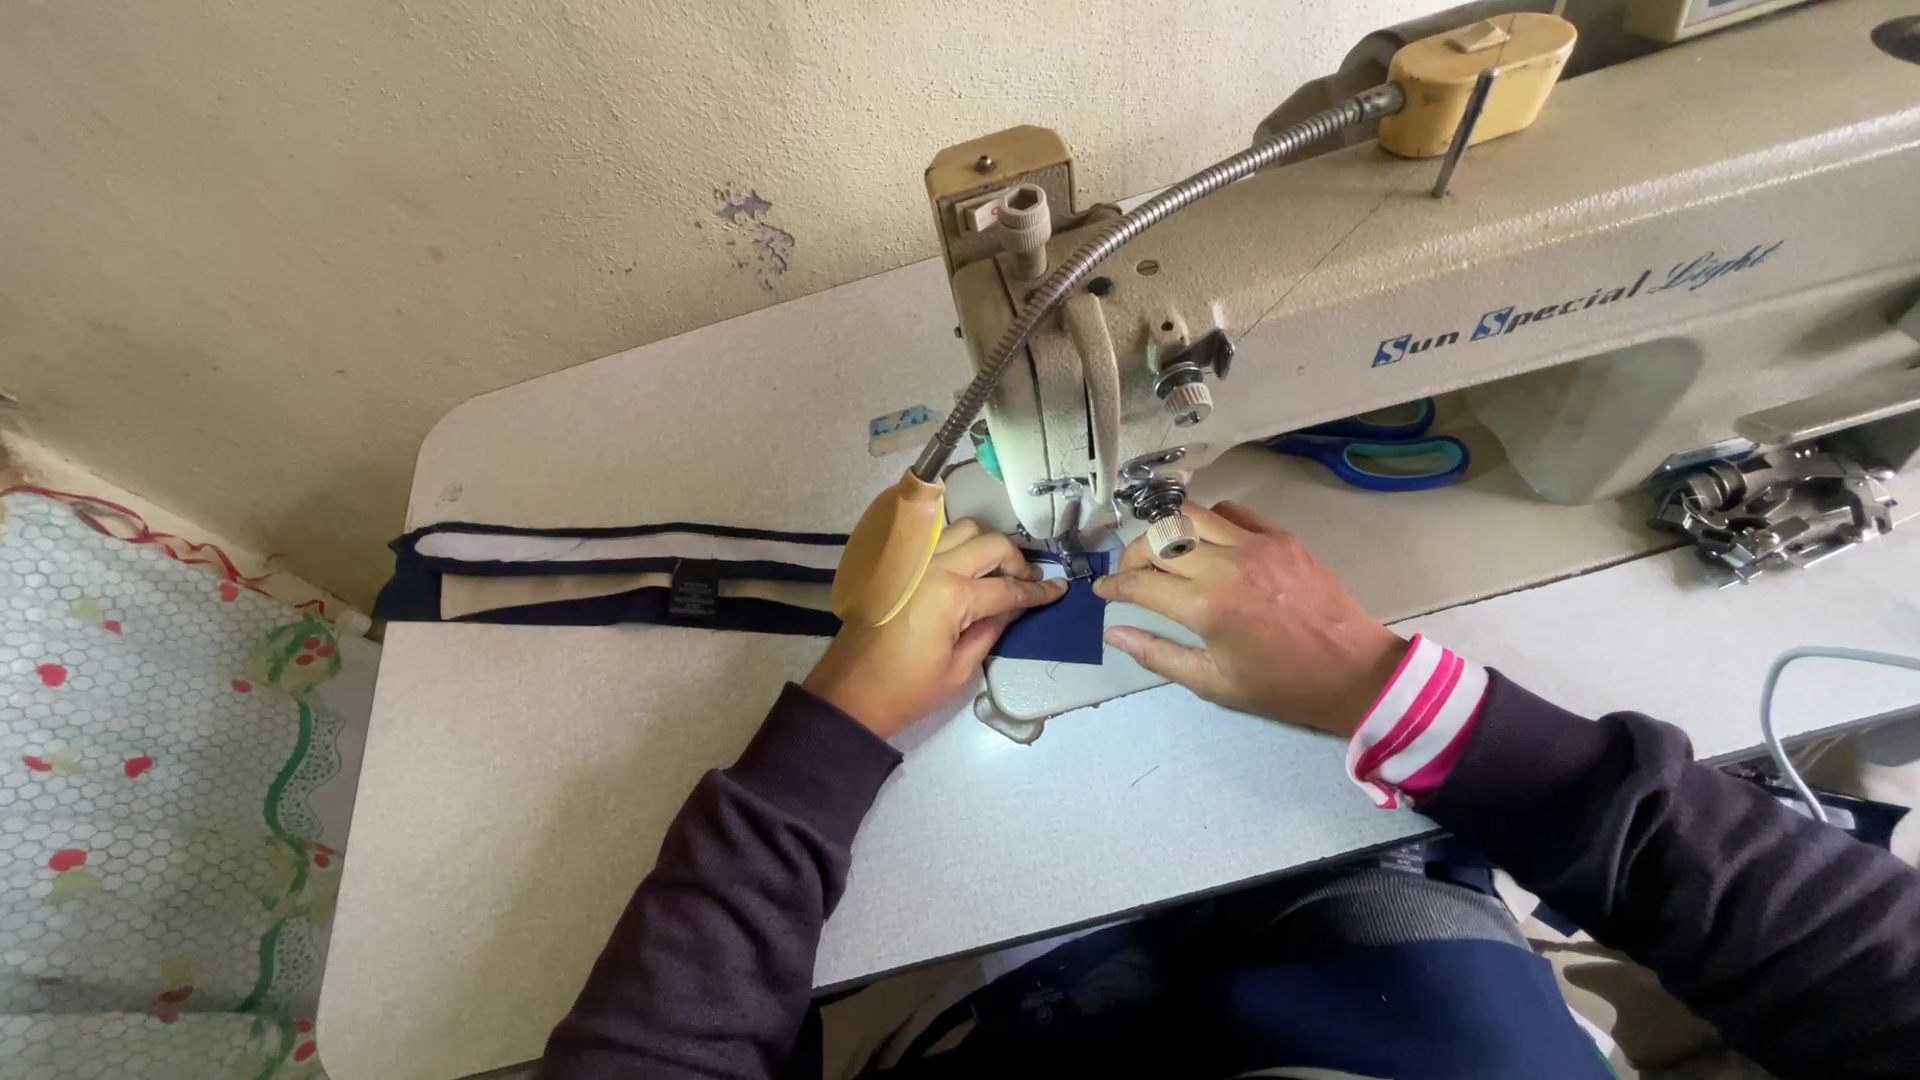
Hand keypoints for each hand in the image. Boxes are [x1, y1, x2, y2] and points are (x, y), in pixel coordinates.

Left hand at [806, 519, 1067, 737]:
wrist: (850, 693)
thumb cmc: (907, 691)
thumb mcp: (960, 669)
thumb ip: (992, 629)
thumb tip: (1014, 607)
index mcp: (952, 596)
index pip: (1008, 588)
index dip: (1039, 591)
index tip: (1059, 589)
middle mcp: (933, 566)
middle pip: (991, 545)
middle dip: (1016, 561)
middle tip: (1025, 581)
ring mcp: (911, 560)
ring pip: (962, 529)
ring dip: (985, 544)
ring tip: (994, 569)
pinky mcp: (896, 564)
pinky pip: (933, 537)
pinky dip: (954, 542)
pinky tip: (962, 563)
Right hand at [1092, 501, 1407, 737]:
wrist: (1355, 673)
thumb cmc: (1280, 686)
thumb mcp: (1213, 683)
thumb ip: (1157, 655)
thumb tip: (1114, 633)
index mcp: (1205, 607)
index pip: (1140, 582)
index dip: (1113, 585)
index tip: (1103, 591)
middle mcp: (1225, 566)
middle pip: (1157, 539)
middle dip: (1132, 555)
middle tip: (1131, 574)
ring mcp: (1255, 545)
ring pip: (1189, 513)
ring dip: (1165, 530)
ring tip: (1164, 551)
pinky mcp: (1280, 537)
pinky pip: (1230, 511)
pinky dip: (1207, 521)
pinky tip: (1206, 543)